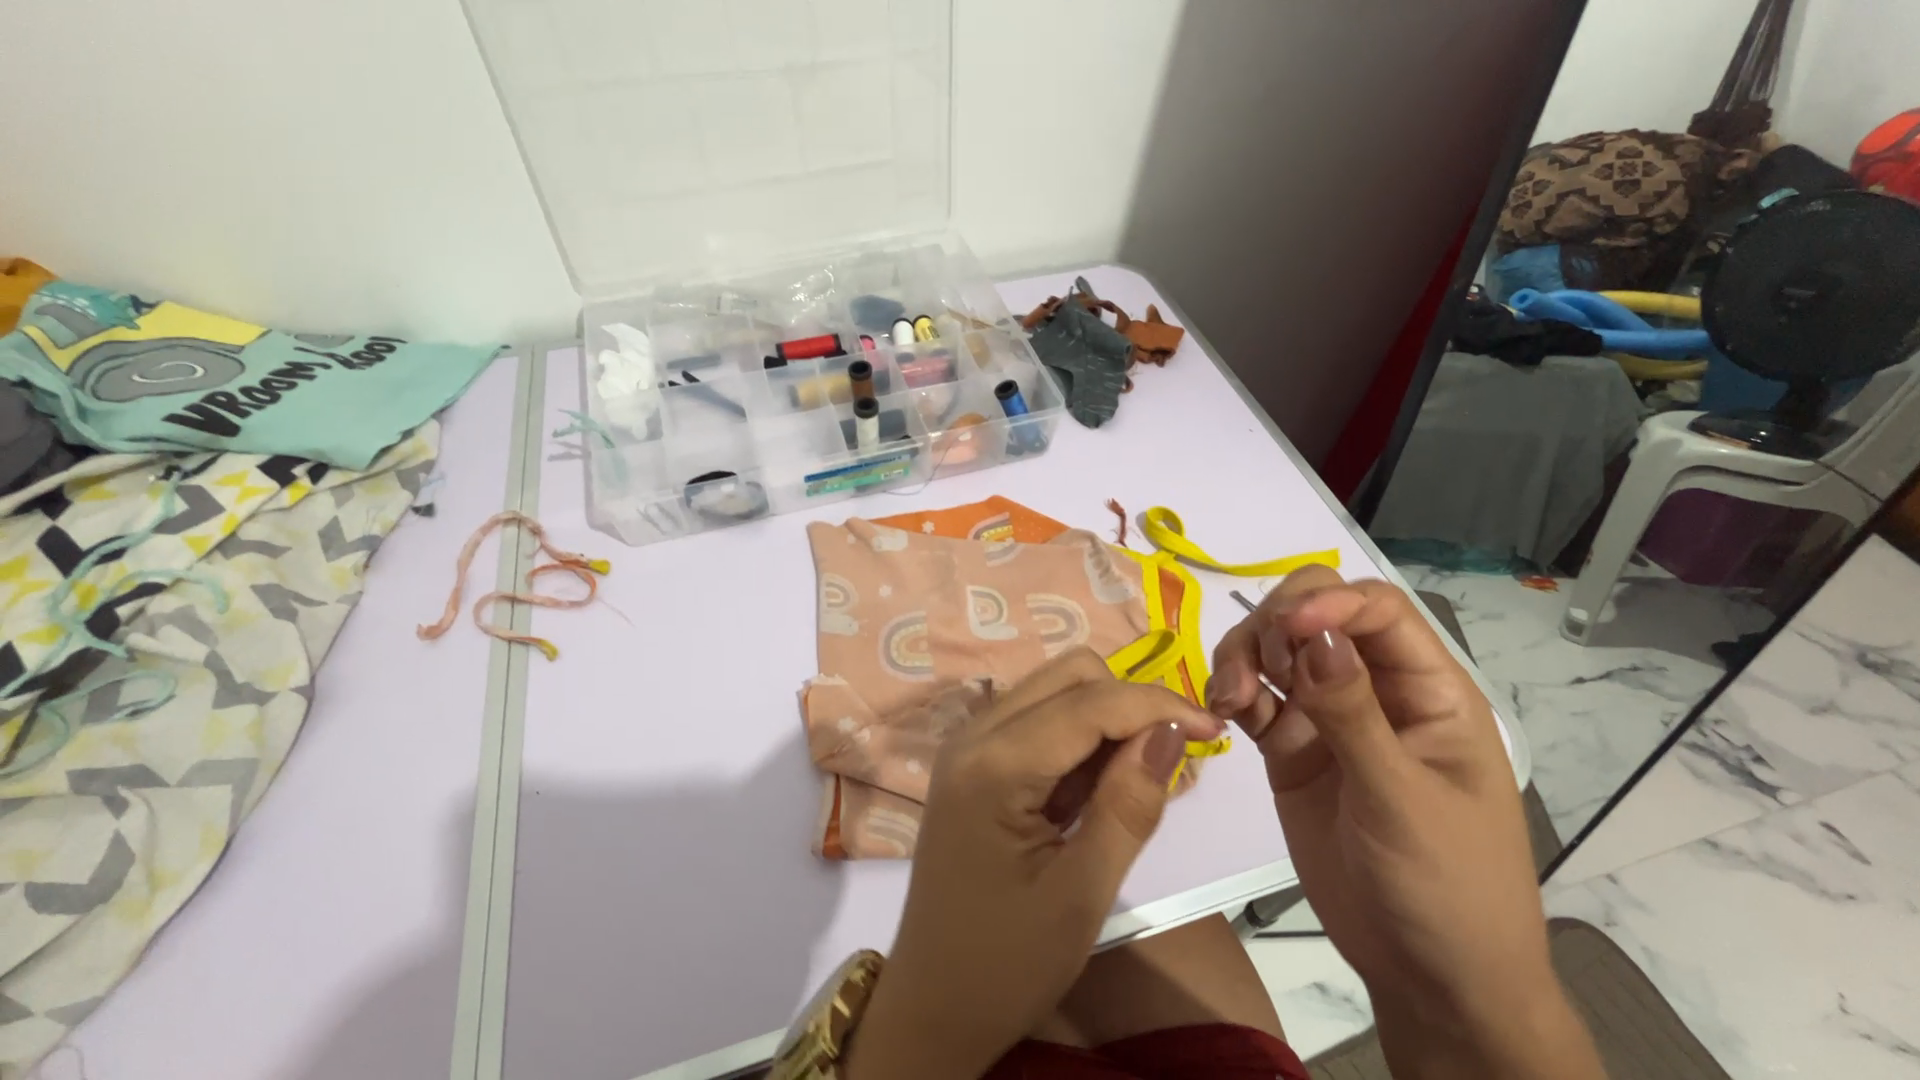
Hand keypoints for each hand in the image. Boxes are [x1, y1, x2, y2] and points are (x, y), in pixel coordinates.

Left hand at [843, 649, 1223, 1079]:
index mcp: (992, 765)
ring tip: (1131, 786)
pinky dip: (1079, 739)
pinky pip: (1038, 721)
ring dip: (1105, 720)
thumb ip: (1129, 804)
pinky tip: (1094, 791)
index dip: (1158, 705)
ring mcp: (968, 746)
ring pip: (1054, 691)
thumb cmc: (1008, 963)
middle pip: (1069, 677)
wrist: (933, 1004)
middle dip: (1129, 705)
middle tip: (1168, 763)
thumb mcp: (1082, 892)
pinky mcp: (974, 764)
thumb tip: (1172, 733)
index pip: (1089, 702)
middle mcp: (973, 736)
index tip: (1216, 730)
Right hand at [1209, 567, 1601, 1078]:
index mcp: (1428, 690)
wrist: (1429, 973)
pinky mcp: (1291, 750)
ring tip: (1231, 701)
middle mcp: (1375, 690)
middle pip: (1317, 615)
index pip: (1377, 611)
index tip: (1286, 629)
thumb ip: (1354, 713)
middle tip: (1252, 669)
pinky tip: (1221, 714)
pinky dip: (1231, 694)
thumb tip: (1316, 631)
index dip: (1330, 602)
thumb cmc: (1446, 886)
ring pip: (1277, 651)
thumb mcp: (1403, 799)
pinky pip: (1255, 700)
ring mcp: (1328, 719)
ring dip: (1244, 657)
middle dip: (1276, 624)